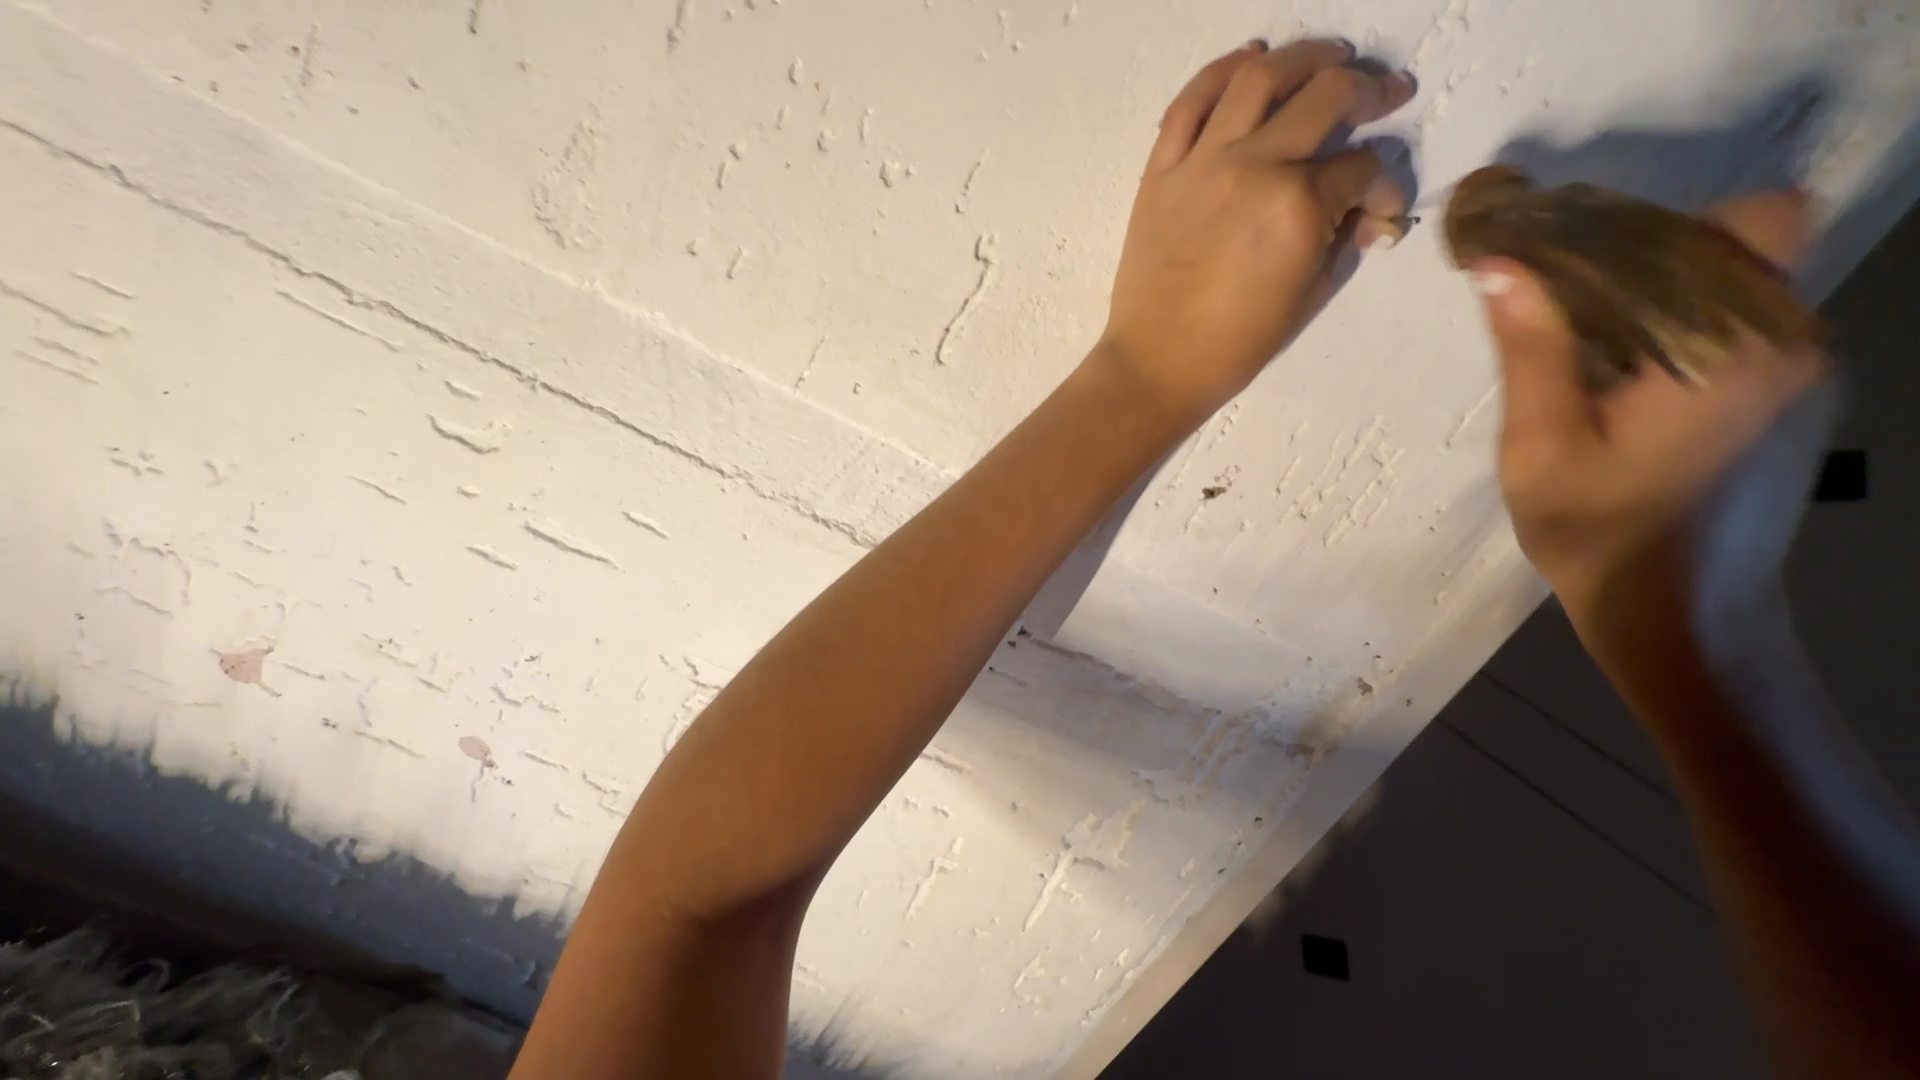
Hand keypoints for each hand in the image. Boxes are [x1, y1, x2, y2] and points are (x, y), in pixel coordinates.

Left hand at [1098, 39, 1414, 423]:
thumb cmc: (1235, 344)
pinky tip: (1249, 58)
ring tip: (1330, 54)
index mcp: (1297, 206)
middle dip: (1370, 89)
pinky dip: (1220, 72)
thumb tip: (1369, 212)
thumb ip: (1344, 240)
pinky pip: (1188, 104)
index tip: (1382, 207)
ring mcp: (1201, 164)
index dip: (1383, 185)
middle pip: (1325, 97)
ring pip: (1258, 79)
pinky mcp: (1160, 172)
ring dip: (1305, 56)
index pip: (1361, 168)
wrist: (1157, 363)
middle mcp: (1253, 167)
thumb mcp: (1309, 296)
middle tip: (1387, 91)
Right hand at [1471, 193, 1828, 650]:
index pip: (1757, 219)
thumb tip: (1501, 264)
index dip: (1678, 225)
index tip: (1599, 266)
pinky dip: (1685, 343)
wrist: (1680, 620)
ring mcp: (1805, 378)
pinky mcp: (1798, 408)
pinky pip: (1744, 337)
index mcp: (1735, 347)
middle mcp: (1791, 345)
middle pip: (1741, 251)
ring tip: (1591, 364)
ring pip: (1741, 293)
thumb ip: (1531, 349)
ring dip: (1665, 305)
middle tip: (1568, 315)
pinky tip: (1632, 401)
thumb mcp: (1539, 445)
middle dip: (1653, 262)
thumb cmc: (1601, 534)